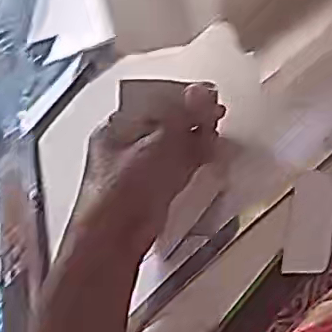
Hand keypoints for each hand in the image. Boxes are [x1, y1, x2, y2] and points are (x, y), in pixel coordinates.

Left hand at [75, 82, 224, 247]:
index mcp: (116, 126)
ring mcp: (140, 166)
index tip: (207, 96)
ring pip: (176, 141)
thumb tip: (200, 93)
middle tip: (215, 114)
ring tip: (214, 133)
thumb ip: (183, 116)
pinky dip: (196, 157)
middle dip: (194, 117)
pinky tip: (208, 154)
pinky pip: (179, 163)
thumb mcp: (159, 142)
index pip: (155, 100)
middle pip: (167, 121)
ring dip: (198, 136)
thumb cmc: (121, 191)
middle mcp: (126, 144)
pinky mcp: (154, 185)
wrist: (116, 239)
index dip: (183, 96)